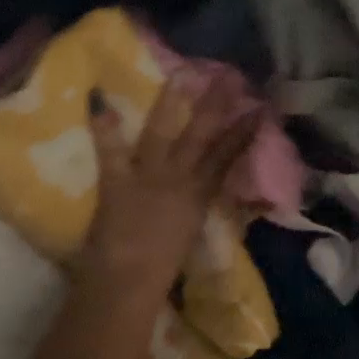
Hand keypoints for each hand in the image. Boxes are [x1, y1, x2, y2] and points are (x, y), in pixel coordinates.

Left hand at [76, 75, 261, 310]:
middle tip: (229, 75)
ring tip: (181, 73)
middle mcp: (178, 179)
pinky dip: (105, 129)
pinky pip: (111, 152)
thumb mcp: (189, 237)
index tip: (258, 108)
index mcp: (199, 197)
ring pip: (163, 133)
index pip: (226, 157)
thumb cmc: (161, 271)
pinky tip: (100, 101)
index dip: (243, 132)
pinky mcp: (117, 183)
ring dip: (172, 102)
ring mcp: (148, 177)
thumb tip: (202, 192)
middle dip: (216, 104)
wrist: (129, 285)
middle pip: (202, 135)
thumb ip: (195, 210)